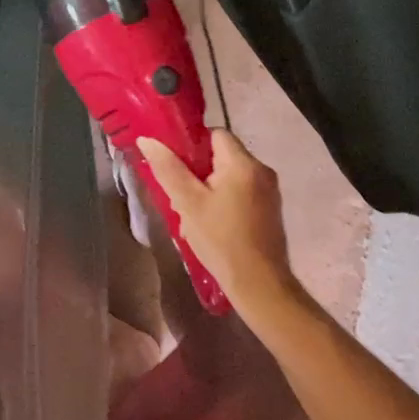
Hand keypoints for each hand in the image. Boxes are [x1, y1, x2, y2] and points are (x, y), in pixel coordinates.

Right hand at [139, 130, 300, 314]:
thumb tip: (147, 139)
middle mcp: (262, 170)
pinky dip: (224, 199)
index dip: (192, 145)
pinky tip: (211, 223)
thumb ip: (168, 168)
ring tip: (192, 213)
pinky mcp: (271, 209)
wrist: (260, 285)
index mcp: (243, 163)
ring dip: (209, 188)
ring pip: (230, 175)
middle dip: (198, 171)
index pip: (215, 134)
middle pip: (222, 155)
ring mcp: (270, 191)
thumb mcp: (188, 203)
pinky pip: (242, 191)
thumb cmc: (221, 240)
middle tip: (179, 195)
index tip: (176, 166)